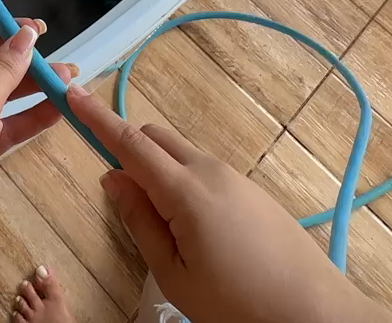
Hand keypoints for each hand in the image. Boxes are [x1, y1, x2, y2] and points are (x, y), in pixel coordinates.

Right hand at [68, 81, 391, 322]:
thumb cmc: (239, 306)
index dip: (97, 117)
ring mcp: (234, 176)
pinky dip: (183, 182)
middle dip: (128, 145)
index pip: (129, 141)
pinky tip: (198, 232)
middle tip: (121, 191)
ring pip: (179, 154)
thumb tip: (114, 179)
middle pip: (154, 136)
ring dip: (158, 170)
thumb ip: (140, 222)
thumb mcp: (176, 277)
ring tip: (167, 231)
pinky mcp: (252, 190)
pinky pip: (203, 170)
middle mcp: (208, 169)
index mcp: (184, 190)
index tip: (72, 92)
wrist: (319, 316)